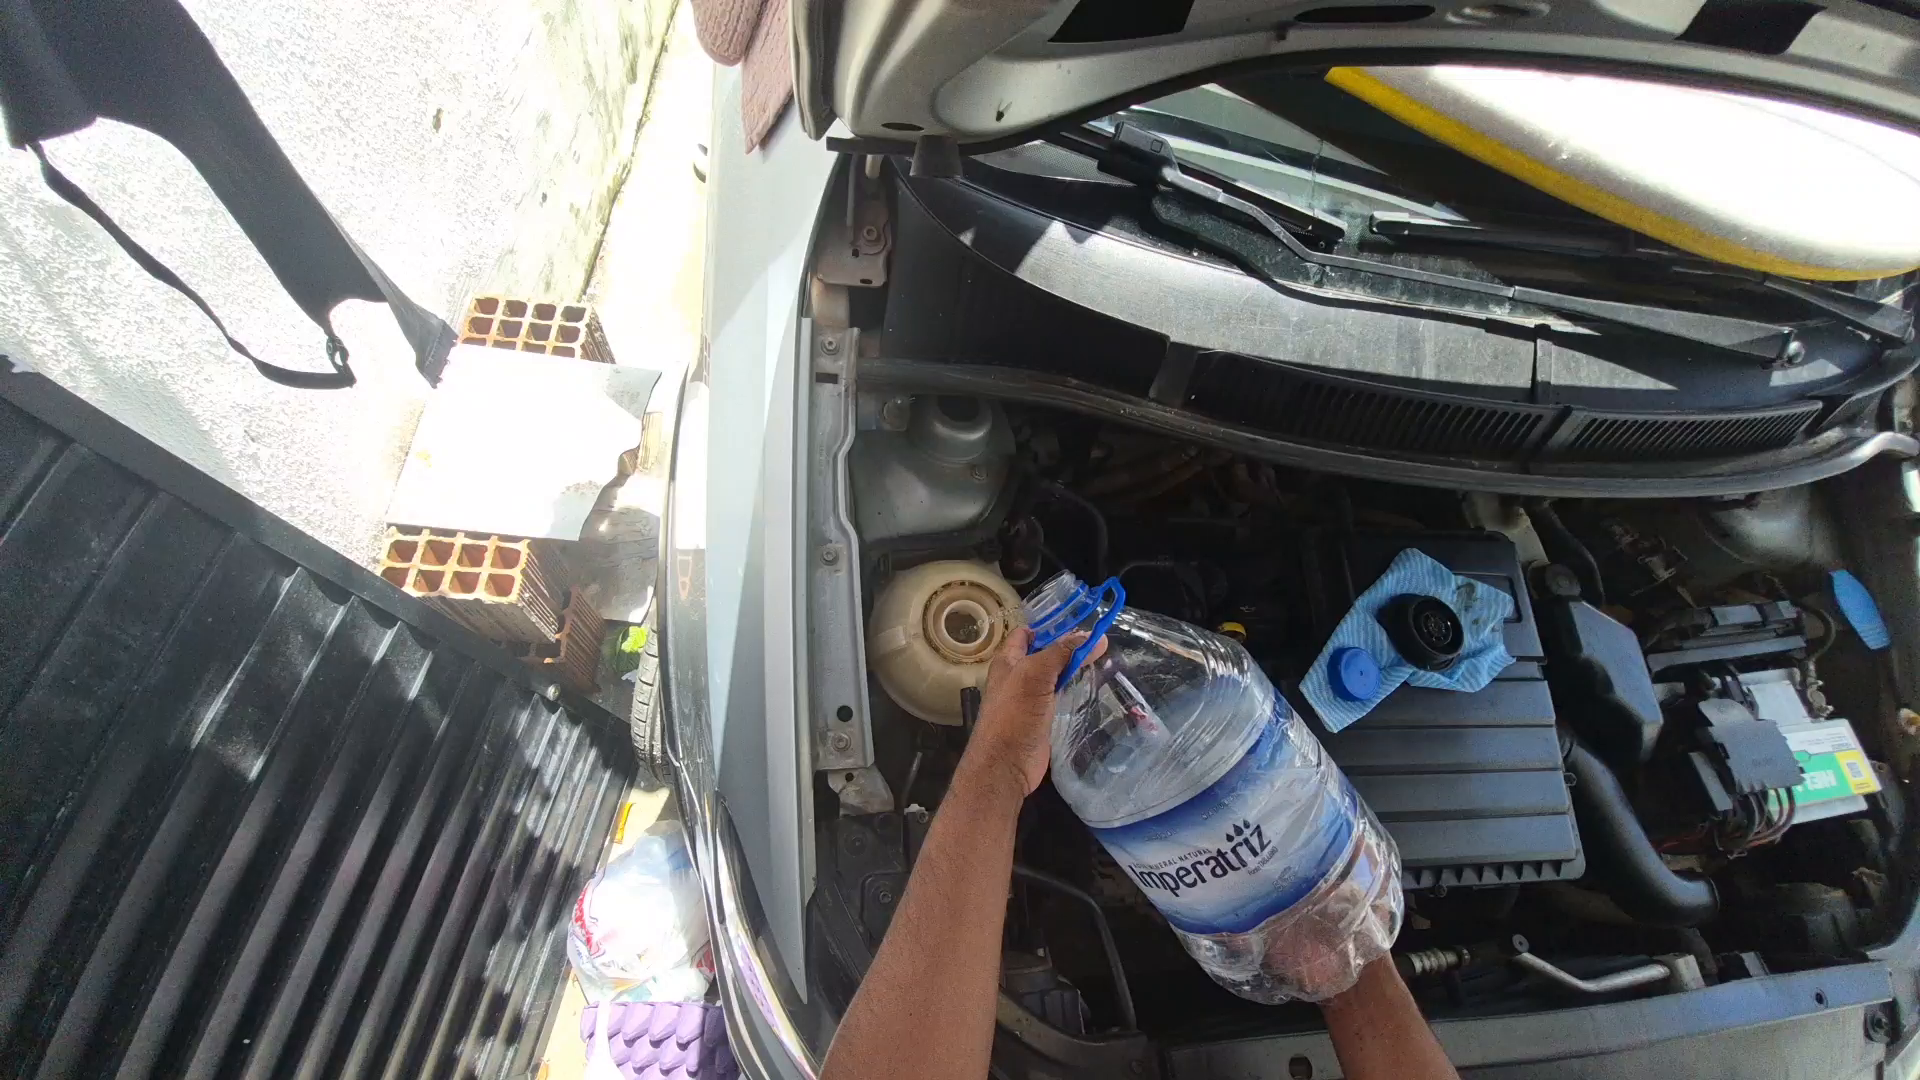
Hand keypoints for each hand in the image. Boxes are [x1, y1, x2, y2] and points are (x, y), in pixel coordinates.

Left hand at [960, 627, 1104, 797]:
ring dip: (1071, 664)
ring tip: (1101, 653)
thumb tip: (1092, 635)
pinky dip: (1072, 685)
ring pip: (1053, 673)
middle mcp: (1017, 675)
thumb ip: (1060, 653)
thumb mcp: (1035, 675)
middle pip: (1043, 652)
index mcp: (1007, 660)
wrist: (1006, 764)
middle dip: (1066, 644)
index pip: (1027, 632)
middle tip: (1097, 636)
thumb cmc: (1014, 714)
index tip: (1078, 618)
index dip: (1049, 624)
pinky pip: (1058, 693)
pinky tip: (1089, 681)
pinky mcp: (1041, 716)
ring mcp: (1029, 697)